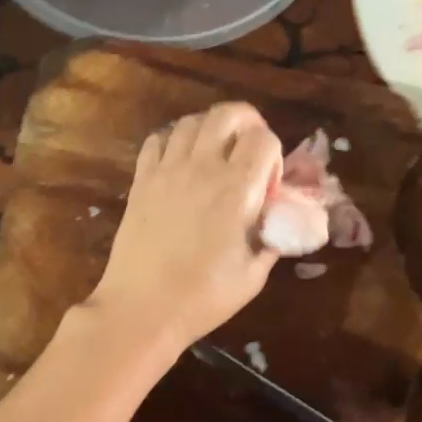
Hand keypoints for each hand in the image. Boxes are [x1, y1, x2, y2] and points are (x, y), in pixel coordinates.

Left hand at [86, 102, 282, 348]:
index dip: (273, 154)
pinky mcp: (141, 179)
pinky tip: (180, 161)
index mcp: (237, 189)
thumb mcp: (254, 274)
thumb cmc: (204, 297)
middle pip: (227, 114)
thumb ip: (272, 237)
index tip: (269, 184)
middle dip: (247, 122)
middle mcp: (202, 167)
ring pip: (191, 122)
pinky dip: (173, 140)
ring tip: (215, 154)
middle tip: (249, 148)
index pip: (264, 138)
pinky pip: (157, 140)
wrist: (142, 308)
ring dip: (210, 129)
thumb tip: (280, 218)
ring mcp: (167, 170)